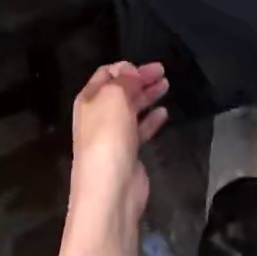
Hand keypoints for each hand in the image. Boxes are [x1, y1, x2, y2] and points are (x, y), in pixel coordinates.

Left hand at [68, 61, 169, 225]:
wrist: (110, 190)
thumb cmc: (108, 135)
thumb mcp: (114, 96)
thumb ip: (124, 80)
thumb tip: (130, 72)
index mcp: (89, 98)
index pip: (106, 74)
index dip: (126, 67)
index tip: (148, 66)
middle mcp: (98, 115)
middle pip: (121, 90)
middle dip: (140, 79)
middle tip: (163, 72)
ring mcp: (113, 135)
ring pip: (132, 109)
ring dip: (148, 96)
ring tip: (167, 85)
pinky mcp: (127, 153)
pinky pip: (140, 129)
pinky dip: (151, 119)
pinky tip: (164, 113)